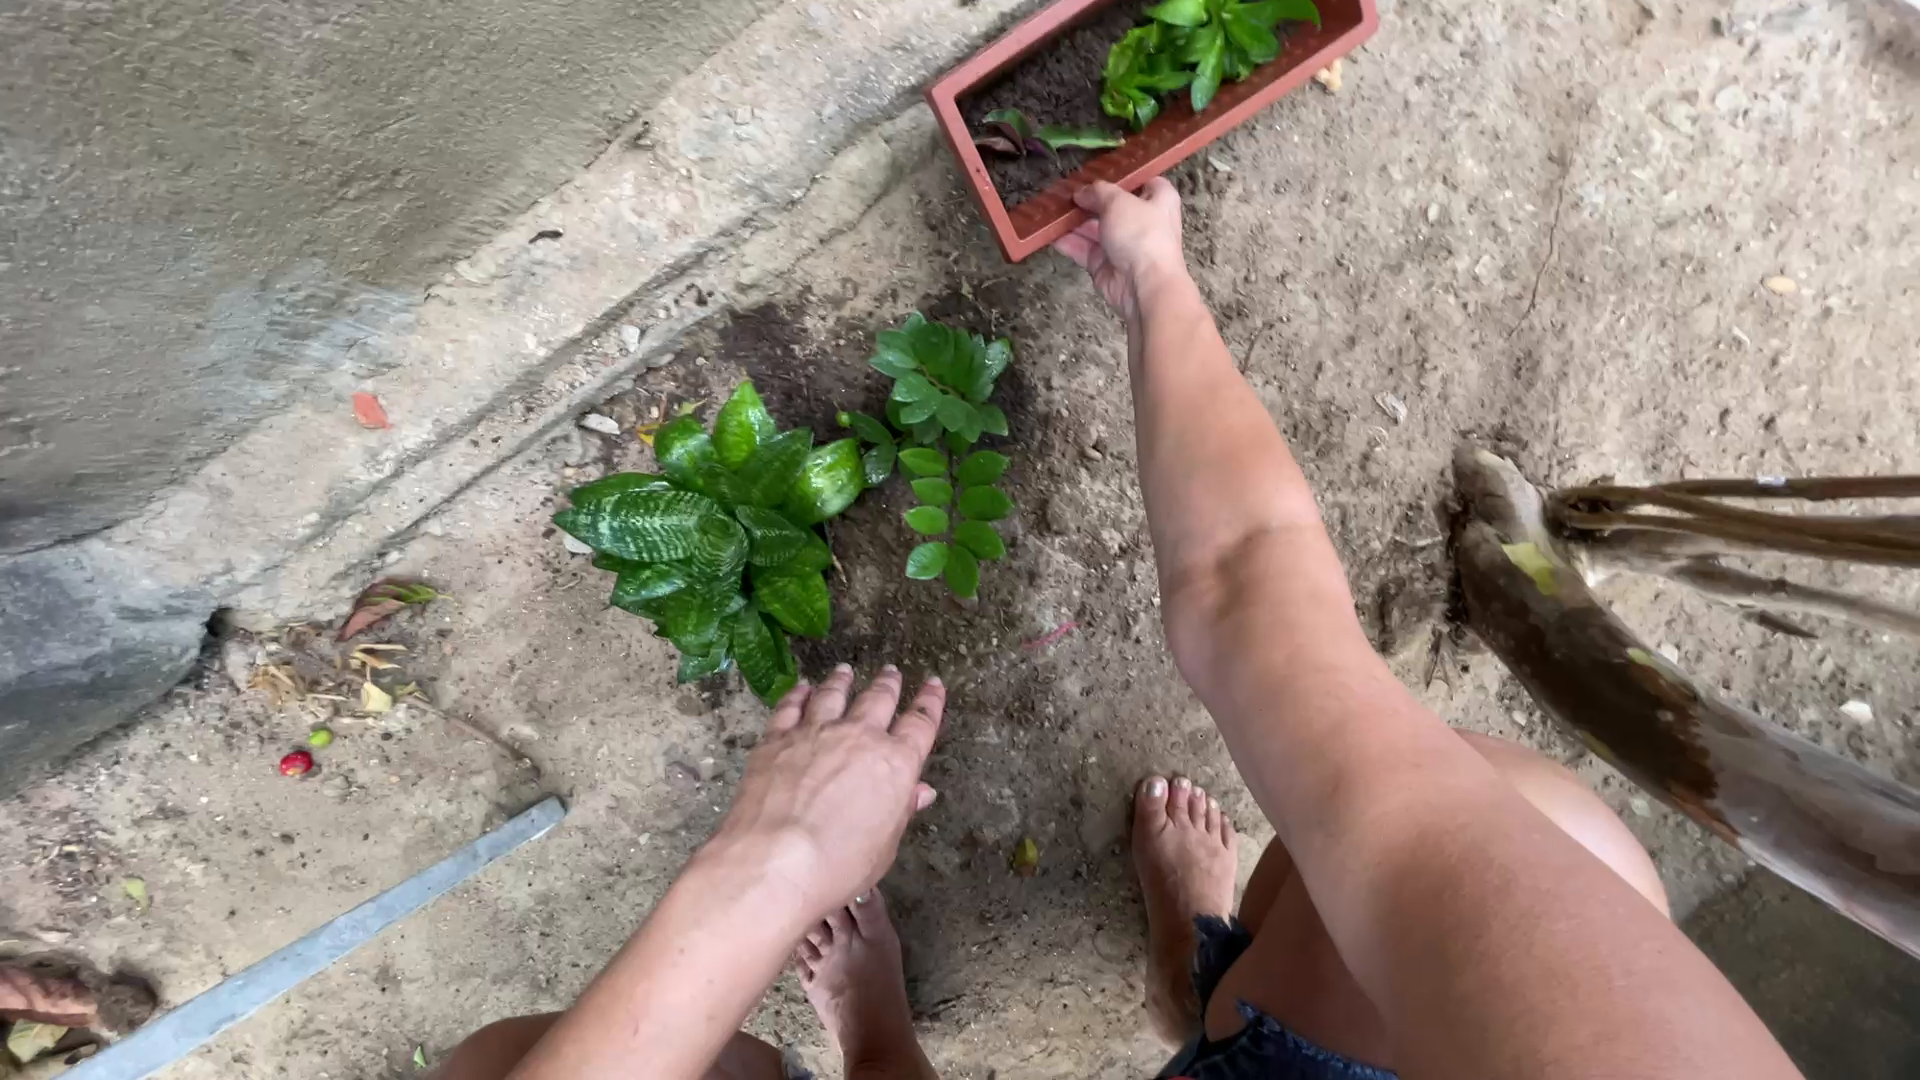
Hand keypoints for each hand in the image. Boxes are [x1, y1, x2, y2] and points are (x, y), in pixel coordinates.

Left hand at [707, 665, 942, 913]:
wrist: (776, 860)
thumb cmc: (839, 865)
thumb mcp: (884, 846)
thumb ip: (902, 811)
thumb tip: (921, 790)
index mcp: (895, 763)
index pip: (921, 723)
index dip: (930, 702)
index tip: (934, 685)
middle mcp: (860, 737)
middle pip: (879, 699)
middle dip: (888, 684)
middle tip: (892, 672)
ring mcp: (817, 732)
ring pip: (834, 695)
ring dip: (842, 681)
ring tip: (845, 671)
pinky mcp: (778, 738)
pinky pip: (791, 707)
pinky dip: (799, 694)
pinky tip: (802, 688)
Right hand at [1052, 178, 1189, 324]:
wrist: (1143, 284)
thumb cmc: (1143, 236)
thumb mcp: (1118, 201)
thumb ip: (1097, 192)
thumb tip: (1081, 193)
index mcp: (1157, 199)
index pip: (1139, 182)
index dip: (1118, 178)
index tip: (1096, 173)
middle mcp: (1141, 222)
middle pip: (1110, 207)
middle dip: (1087, 202)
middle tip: (1065, 193)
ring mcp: (1122, 245)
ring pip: (1093, 229)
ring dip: (1073, 222)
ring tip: (1052, 211)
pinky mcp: (1105, 265)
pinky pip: (1083, 250)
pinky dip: (1068, 243)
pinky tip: (1051, 233)